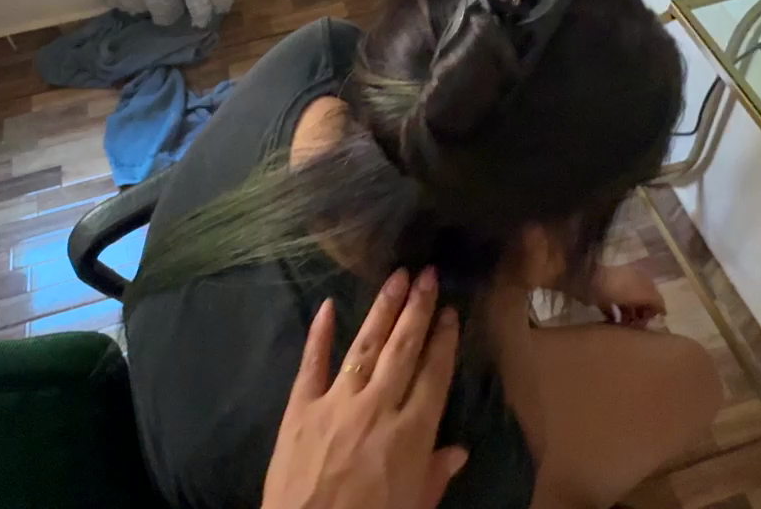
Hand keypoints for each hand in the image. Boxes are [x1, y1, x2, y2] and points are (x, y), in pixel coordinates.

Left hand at [262, 267, 468, 508]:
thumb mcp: (413, 508)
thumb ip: (435, 474)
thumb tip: (459, 449)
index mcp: (410, 433)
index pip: (433, 375)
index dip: (443, 341)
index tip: (450, 311)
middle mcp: (377, 406)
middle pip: (403, 348)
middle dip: (418, 309)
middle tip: (427, 274)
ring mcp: (337, 401)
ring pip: (365, 344)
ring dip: (382, 308)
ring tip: (397, 276)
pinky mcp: (301, 406)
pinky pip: (312, 362)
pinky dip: (319, 333)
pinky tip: (326, 304)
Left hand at [588, 261, 666, 328]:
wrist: (586, 279)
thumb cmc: (618, 286)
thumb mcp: (643, 292)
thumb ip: (656, 301)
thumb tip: (663, 311)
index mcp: (640, 280)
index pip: (653, 297)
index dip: (654, 310)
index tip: (651, 324)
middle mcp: (629, 284)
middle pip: (640, 304)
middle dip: (641, 318)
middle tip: (637, 330)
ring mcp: (614, 291)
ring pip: (626, 309)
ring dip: (628, 320)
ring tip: (626, 331)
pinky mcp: (600, 298)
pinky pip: (612, 312)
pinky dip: (615, 320)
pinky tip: (614, 327)